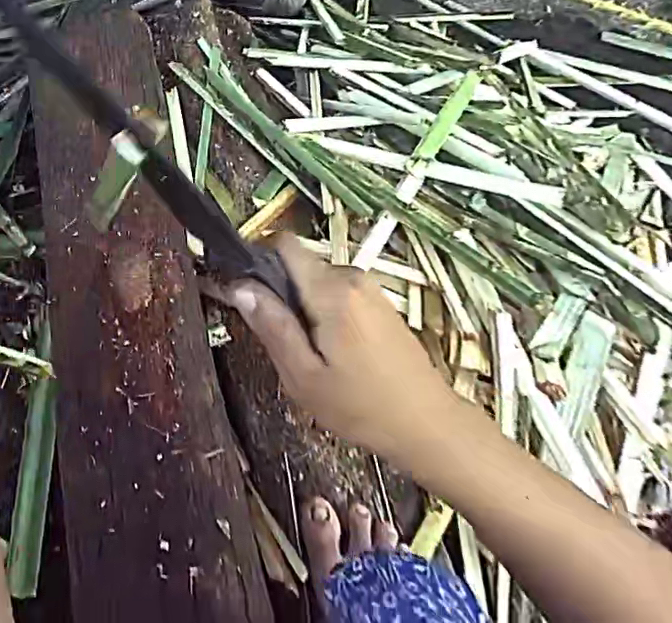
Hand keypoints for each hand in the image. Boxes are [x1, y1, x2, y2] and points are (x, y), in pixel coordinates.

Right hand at [229, 233, 468, 460]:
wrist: (432, 428)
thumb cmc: (363, 408)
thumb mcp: (304, 376)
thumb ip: (272, 326)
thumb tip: (239, 286)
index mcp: (331, 290)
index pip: (283, 244)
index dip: (258, 260)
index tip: (247, 293)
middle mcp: (351, 276)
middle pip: (297, 264)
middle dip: (280, 292)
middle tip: (281, 340)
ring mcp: (369, 287)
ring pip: (314, 280)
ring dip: (301, 305)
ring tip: (309, 352)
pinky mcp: (379, 301)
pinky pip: (335, 291)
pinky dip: (322, 311)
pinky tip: (333, 351)